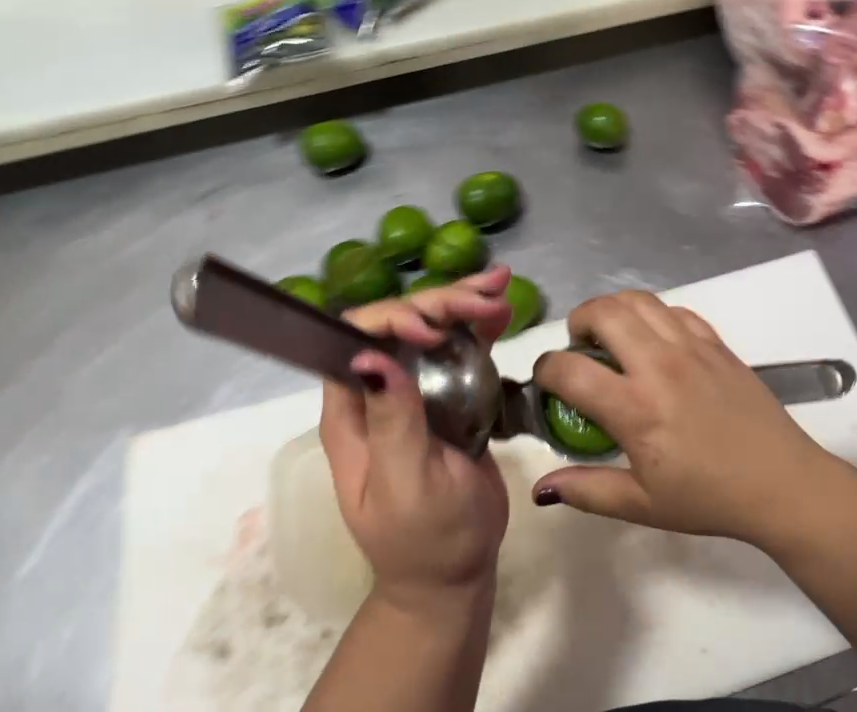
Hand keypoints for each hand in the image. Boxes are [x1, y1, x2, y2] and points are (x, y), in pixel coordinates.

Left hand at [321, 267, 514, 610]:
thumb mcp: (406, 484)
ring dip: (463, 303)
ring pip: (432, 329)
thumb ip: (392, 420)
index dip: (390, 321)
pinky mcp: (451, 396)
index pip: (355, 342)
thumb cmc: (424, 537)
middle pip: (400, 326)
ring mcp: (417, 391)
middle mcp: (378, 392)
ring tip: (500, 286)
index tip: (432, 330)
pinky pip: (461, 350)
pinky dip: (481, 326)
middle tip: (487, 299)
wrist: (456, 571)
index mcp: (352, 413)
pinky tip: (504, 305)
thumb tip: (372, 357)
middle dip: (439, 304)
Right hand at [528, 290, 840, 545]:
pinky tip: (654, 342)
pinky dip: (653, 315)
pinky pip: (674, 310)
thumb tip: (542, 487)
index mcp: (636, 409)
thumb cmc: (709, 498)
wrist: (781, 482)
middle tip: (579, 347)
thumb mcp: (643, 506)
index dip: (545, 370)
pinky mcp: (716, 343)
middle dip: (577, 322)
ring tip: (612, 337)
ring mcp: (691, 347)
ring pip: (639, 301)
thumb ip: (588, 491)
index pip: (569, 369)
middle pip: (603, 312)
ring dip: (614, 310)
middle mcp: (660, 366)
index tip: (546, 382)